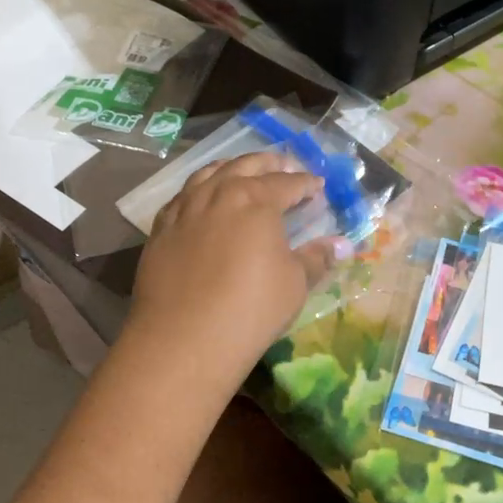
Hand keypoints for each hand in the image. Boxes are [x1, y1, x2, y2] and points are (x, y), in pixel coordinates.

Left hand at [120, 152, 346, 391]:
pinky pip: (182, 197)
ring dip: (232, 168)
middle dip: (270, 163)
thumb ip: (316, 258)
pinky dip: (199, 189)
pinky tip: (202, 200)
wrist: (183, 339)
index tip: (318, 186)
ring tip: (243, 171)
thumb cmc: (251, 308)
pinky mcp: (160, 229)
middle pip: (246, 166)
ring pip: (209, 174)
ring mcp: (185, 209)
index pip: (287, 183)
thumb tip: (342, 244)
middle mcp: (219, 193)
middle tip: (285, 165)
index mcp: (256, 200)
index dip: (306, 184)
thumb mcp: (294, 284)